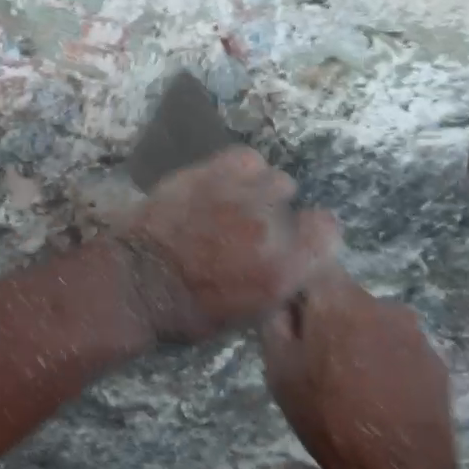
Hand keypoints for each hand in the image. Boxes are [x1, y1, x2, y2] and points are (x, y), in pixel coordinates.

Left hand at [113, 147, 337, 343]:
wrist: (140, 281)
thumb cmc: (192, 310)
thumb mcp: (253, 311)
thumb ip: (283, 277)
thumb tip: (294, 254)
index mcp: (284, 270)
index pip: (328, 230)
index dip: (314, 232)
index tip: (299, 235)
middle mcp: (269, 227)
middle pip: (293, 199)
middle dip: (277, 211)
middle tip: (251, 224)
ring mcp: (238, 196)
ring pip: (272, 176)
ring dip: (259, 187)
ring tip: (237, 200)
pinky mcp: (209, 174)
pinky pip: (244, 157)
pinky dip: (239, 168)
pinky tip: (225, 182)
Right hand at [260, 267, 468, 468]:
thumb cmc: (328, 415)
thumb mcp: (279, 369)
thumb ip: (275, 321)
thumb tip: (281, 299)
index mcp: (338, 298)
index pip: (317, 260)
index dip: (303, 277)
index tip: (294, 301)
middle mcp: (380, 303)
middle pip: (346, 295)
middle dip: (331, 315)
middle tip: (318, 352)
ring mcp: (414, 332)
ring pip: (375, 322)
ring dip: (362, 338)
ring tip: (352, 378)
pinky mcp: (436, 362)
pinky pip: (400, 348)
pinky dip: (388, 361)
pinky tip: (380, 391)